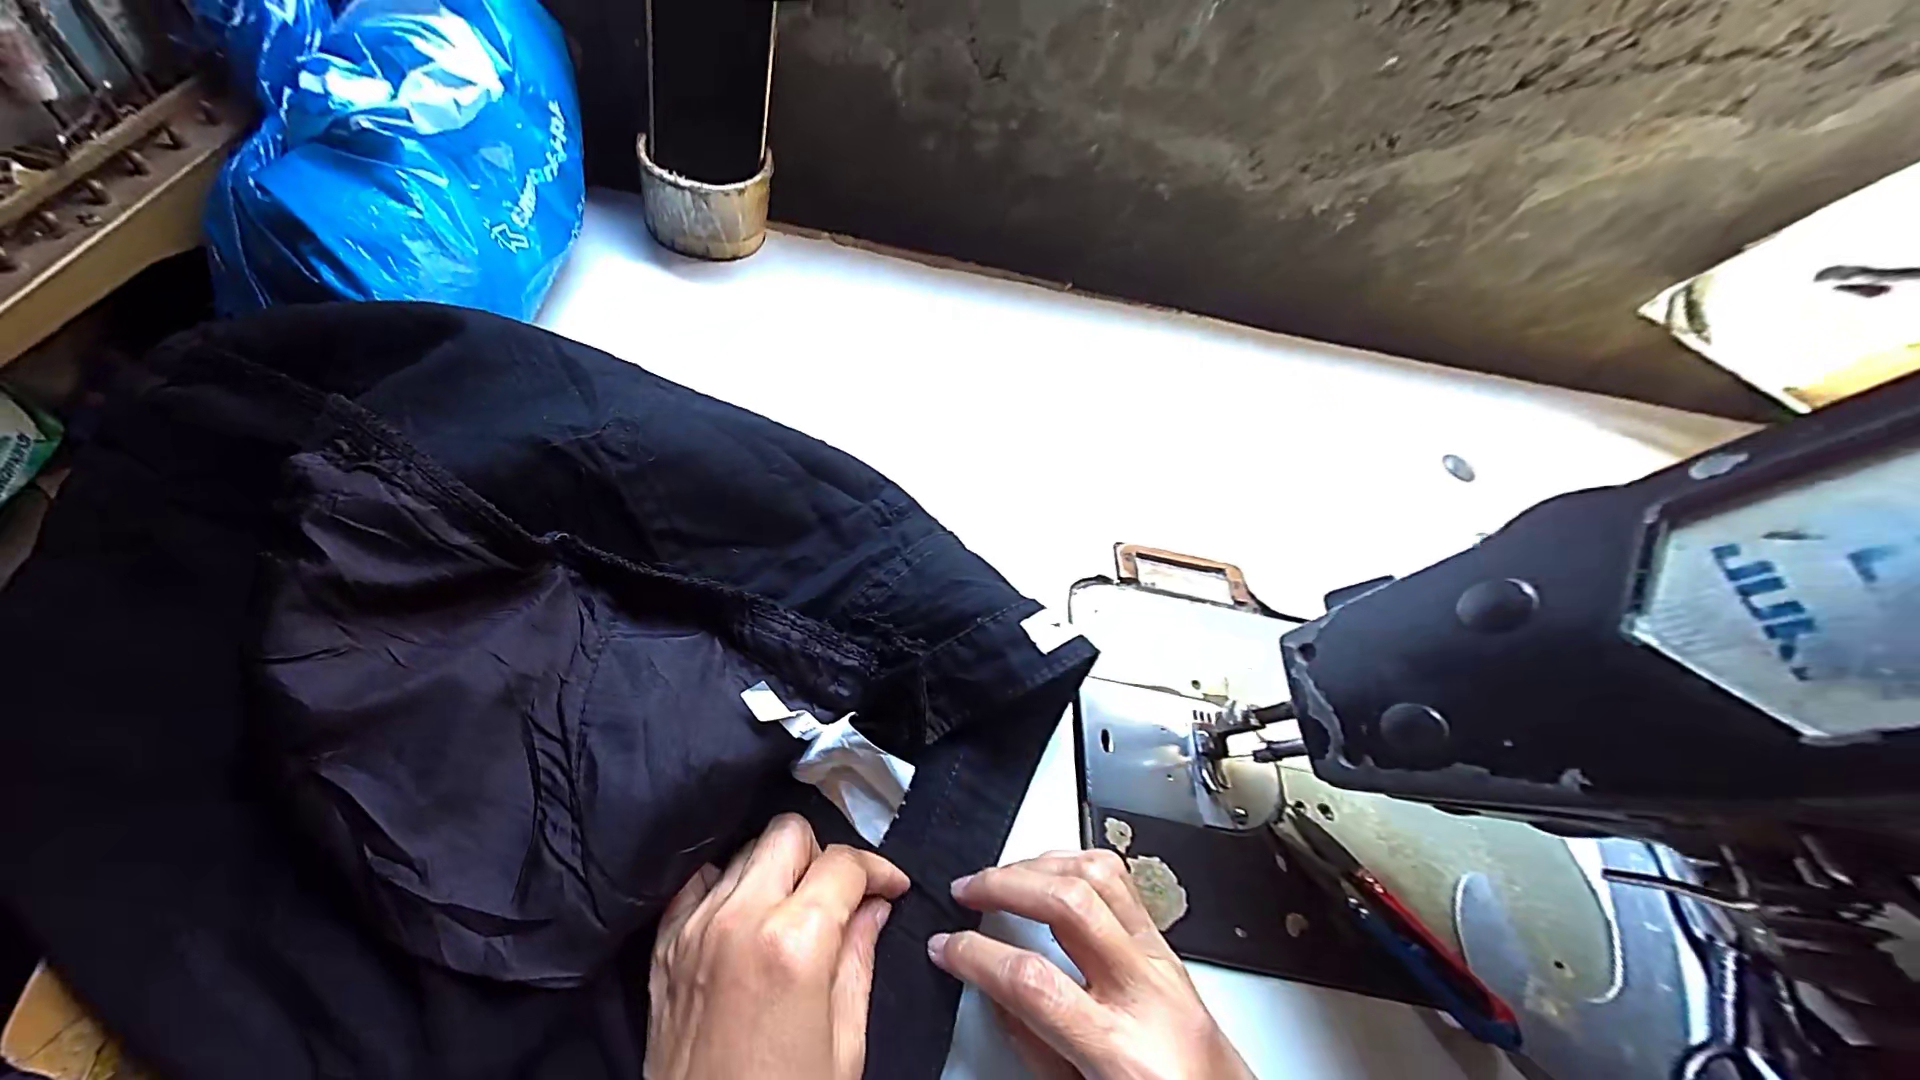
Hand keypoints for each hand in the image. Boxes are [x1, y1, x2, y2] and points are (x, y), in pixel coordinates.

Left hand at [646, 813, 909, 1079]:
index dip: (877, 869)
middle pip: (789, 832)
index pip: (843, 863)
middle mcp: (740, 920)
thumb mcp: (844, 1042)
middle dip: (823, 855)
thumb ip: (859, 956)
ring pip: (747, 850)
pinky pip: (701, 882)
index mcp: (794, 943)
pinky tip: (748, 915)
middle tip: (838, 895)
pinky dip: (729, 885)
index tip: (890, 886)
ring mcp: (696, 929)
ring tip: (794, 908)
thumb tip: (874, 907)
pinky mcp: (665, 947)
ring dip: (778, 869)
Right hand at [928, 850, 1253, 1079]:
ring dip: (1039, 863)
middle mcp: (1148, 993)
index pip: (1034, 982)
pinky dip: (1075, 860)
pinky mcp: (1168, 945)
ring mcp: (1163, 960)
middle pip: (1069, 905)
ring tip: (1002, 873)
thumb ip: (1034, 1044)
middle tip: (967, 890)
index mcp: (1125, 1053)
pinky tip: (1049, 868)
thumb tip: (992, 986)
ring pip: (1099, 876)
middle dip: (1004, 885)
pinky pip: (1121, 880)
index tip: (946, 945)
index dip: (977, 956)